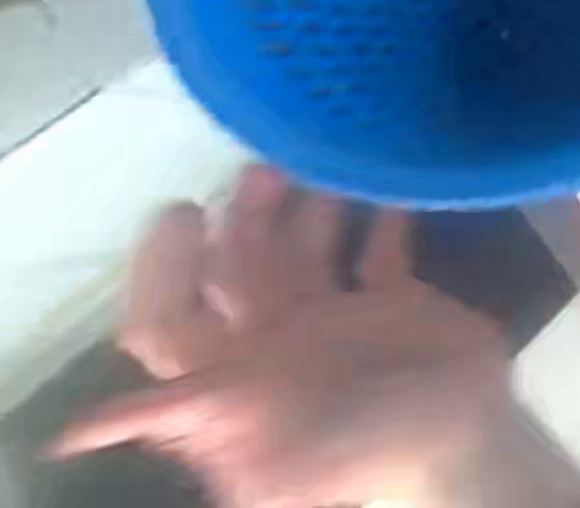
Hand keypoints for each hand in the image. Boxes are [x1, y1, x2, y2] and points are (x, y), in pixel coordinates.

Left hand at [48, 166, 511, 507]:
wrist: (455, 440)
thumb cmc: (364, 454)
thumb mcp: (276, 459)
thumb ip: (200, 426)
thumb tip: (82, 426)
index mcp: (236, 373)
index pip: (175, 318)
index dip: (164, 270)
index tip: (180, 211)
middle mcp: (279, 337)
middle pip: (245, 271)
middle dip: (245, 220)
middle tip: (261, 168)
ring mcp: (343, 316)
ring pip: (312, 252)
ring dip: (312, 210)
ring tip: (324, 163)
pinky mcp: (400, 301)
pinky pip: (384, 252)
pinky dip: (388, 220)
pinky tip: (395, 190)